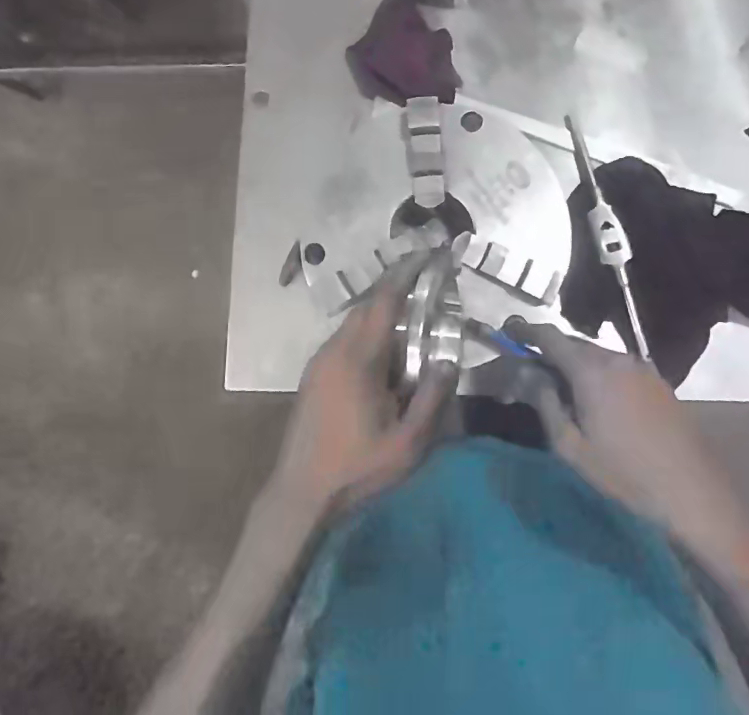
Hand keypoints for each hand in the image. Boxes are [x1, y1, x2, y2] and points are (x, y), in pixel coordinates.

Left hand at [268, 259, 457, 518]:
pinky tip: (387, 353)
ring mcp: (319, 361)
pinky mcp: (314, 374)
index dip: (406, 274)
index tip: (428, 255)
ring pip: (355, 321)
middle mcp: (334, 350)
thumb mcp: (407, 444)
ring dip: (383, 312)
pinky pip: (346, 338)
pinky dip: (370, 331)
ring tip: (414, 319)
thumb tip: (448, 359)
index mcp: (357, 359)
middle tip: (428, 284)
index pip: (384, 302)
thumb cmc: (356, 469)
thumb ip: (432, 398)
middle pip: (368, 306)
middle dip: (397, 289)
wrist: (300, 493)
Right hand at [503, 319, 735, 537]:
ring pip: (597, 355)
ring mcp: (642, 368)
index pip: (550, 336)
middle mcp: (617, 358)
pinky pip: (617, 367)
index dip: (525, 331)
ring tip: (562, 388)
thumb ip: (545, 402)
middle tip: (530, 368)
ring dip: (575, 364)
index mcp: (592, 370)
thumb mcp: (571, 448)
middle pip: (574, 344)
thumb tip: (528, 373)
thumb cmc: (625, 476)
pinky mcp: (658, 382)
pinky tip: (596, 399)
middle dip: (549, 351)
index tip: (505, 332)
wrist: (694, 496)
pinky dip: (598, 373)